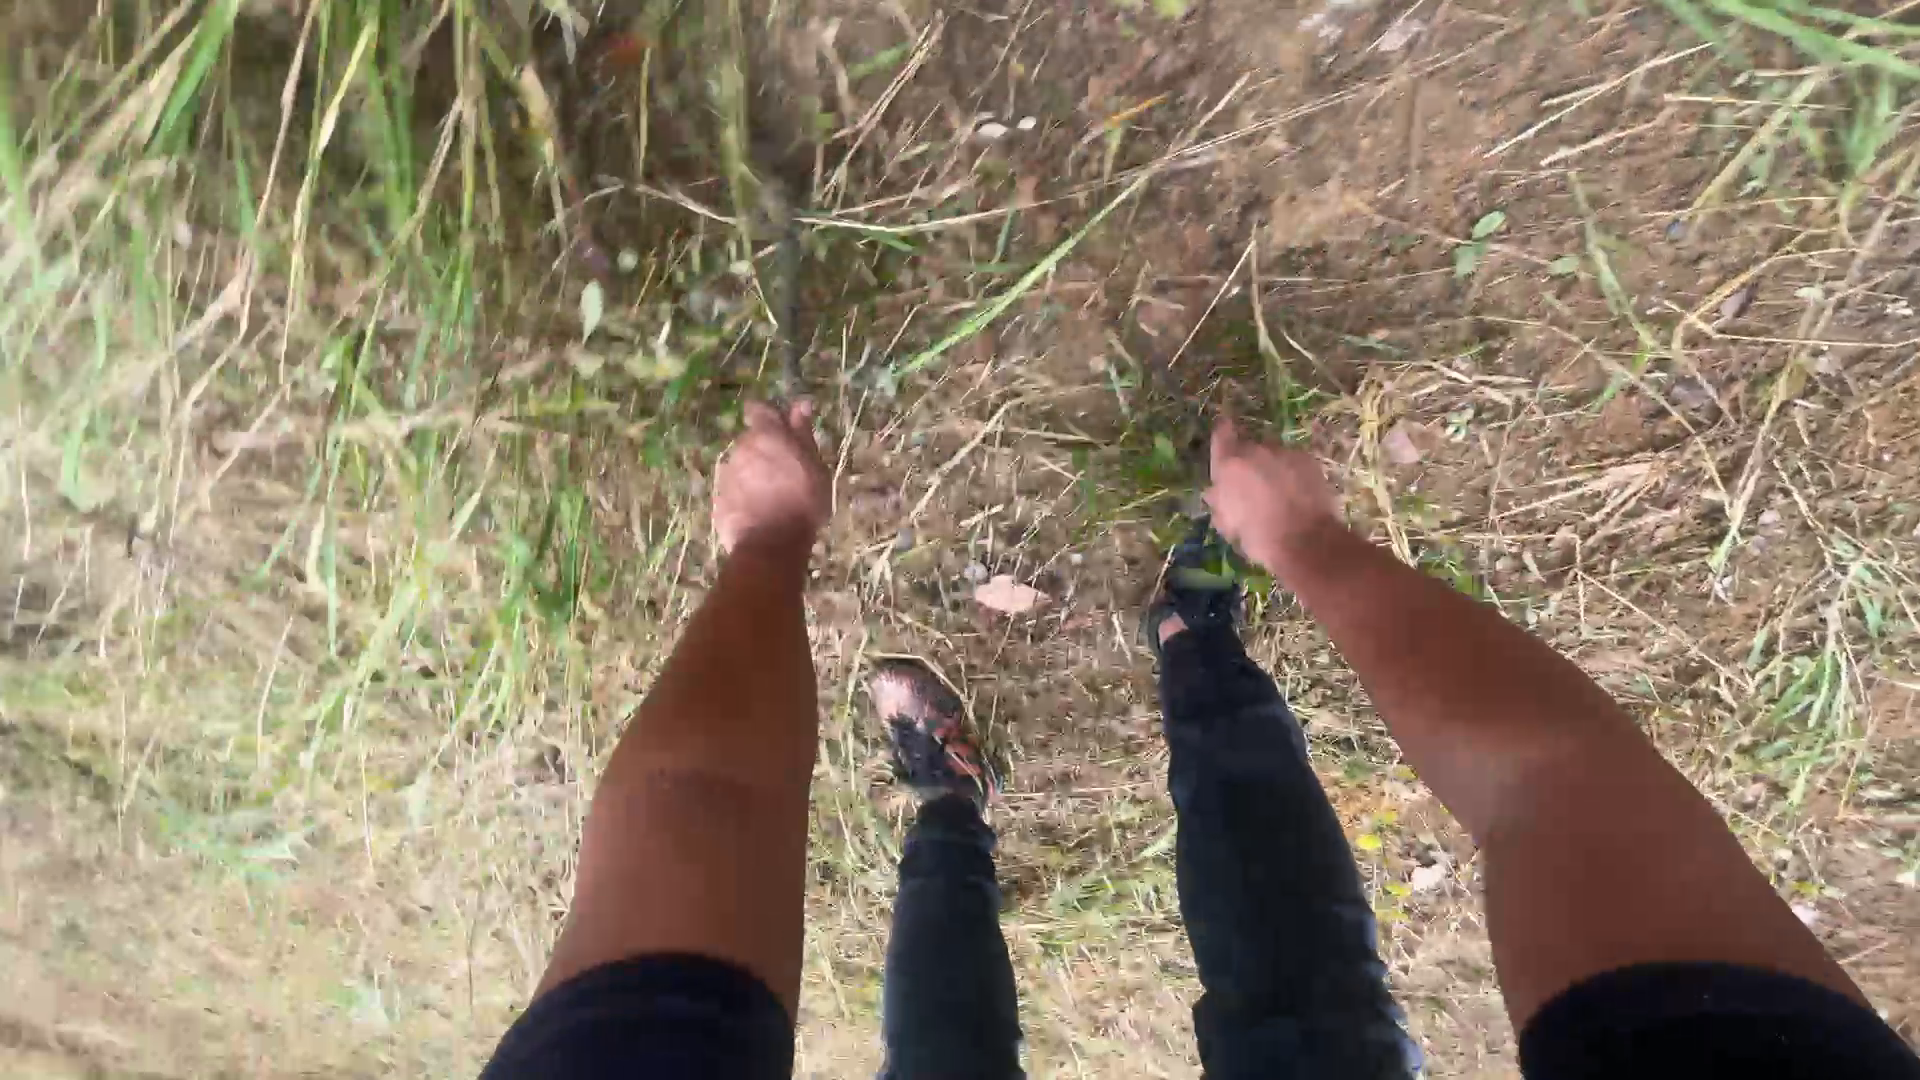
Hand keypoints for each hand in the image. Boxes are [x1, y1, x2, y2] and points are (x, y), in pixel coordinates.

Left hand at [713, 400, 831, 553]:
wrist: (770, 544)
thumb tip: (801, 405)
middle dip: (765, 451)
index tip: (783, 432)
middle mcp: (740, 449)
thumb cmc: (803, 502)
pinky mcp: (718, 499)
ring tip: (773, 497)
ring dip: (754, 473)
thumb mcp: (815, 467)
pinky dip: (744, 495)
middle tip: (786, 473)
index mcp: (766, 436)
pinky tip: (759, 512)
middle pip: (751, 441)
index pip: (759, 410)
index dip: (769, 418)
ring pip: (741, 465)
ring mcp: (726, 474)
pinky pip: (734, 489)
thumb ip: (804, 434)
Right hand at [1204, 414, 1342, 572]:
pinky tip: (1296, 493)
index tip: (1223, 433)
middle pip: (1248, 448)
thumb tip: (1215, 492)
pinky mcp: (1307, 459)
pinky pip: (1293, 461)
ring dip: (1271, 467)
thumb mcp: (1227, 523)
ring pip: (1272, 455)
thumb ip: (1219, 501)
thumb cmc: (1258, 536)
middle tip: (1252, 486)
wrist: (1305, 540)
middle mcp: (1255, 450)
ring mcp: (1284, 452)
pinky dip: (1292, 472)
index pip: (1221, 434)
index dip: (1222, 433)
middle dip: (1248, 463)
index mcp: (1229, 465)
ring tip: (1277, 492)